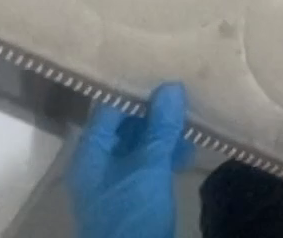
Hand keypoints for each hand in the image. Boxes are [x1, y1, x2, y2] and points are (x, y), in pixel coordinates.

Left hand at [67, 82, 196, 237]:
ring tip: (192, 125)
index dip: (134, 87)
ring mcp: (114, 182)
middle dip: (155, 110)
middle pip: (125, 124)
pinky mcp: (132, 196)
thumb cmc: (133, 214)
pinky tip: (188, 153)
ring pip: (140, 144)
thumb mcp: (150, 166)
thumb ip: (160, 126)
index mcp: (91, 153)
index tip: (162, 68)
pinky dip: (166, 155)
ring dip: (165, 133)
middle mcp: (98, 163)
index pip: (109, 106)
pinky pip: (148, 164)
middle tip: (184, 92)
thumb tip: (171, 86)